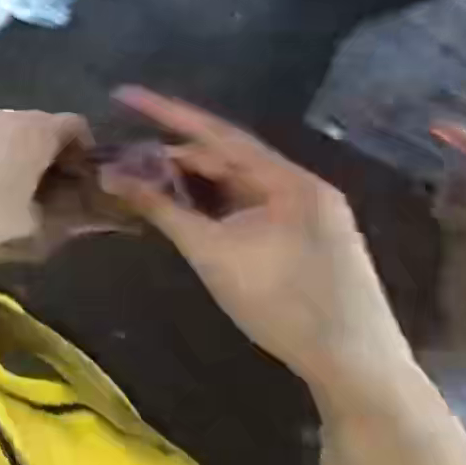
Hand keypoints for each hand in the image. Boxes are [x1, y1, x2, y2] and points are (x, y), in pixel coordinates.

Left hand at [0, 109, 90, 256]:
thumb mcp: (32, 224)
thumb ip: (66, 217)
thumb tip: (86, 215)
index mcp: (37, 128)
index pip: (79, 127)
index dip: (89, 157)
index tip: (87, 189)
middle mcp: (10, 117)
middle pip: (49, 132)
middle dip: (60, 164)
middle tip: (60, 202)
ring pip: (20, 140)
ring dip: (29, 166)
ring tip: (26, 205)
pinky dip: (3, 165)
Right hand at [103, 87, 413, 394]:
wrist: (357, 370)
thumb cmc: (283, 303)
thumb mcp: (210, 251)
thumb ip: (158, 207)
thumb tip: (108, 174)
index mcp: (288, 182)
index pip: (216, 133)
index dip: (165, 112)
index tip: (123, 94)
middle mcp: (299, 187)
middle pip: (222, 155)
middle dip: (170, 153)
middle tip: (122, 155)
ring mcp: (302, 211)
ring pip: (230, 180)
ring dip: (186, 178)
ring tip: (139, 178)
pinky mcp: (298, 234)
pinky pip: (241, 201)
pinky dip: (206, 199)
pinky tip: (175, 204)